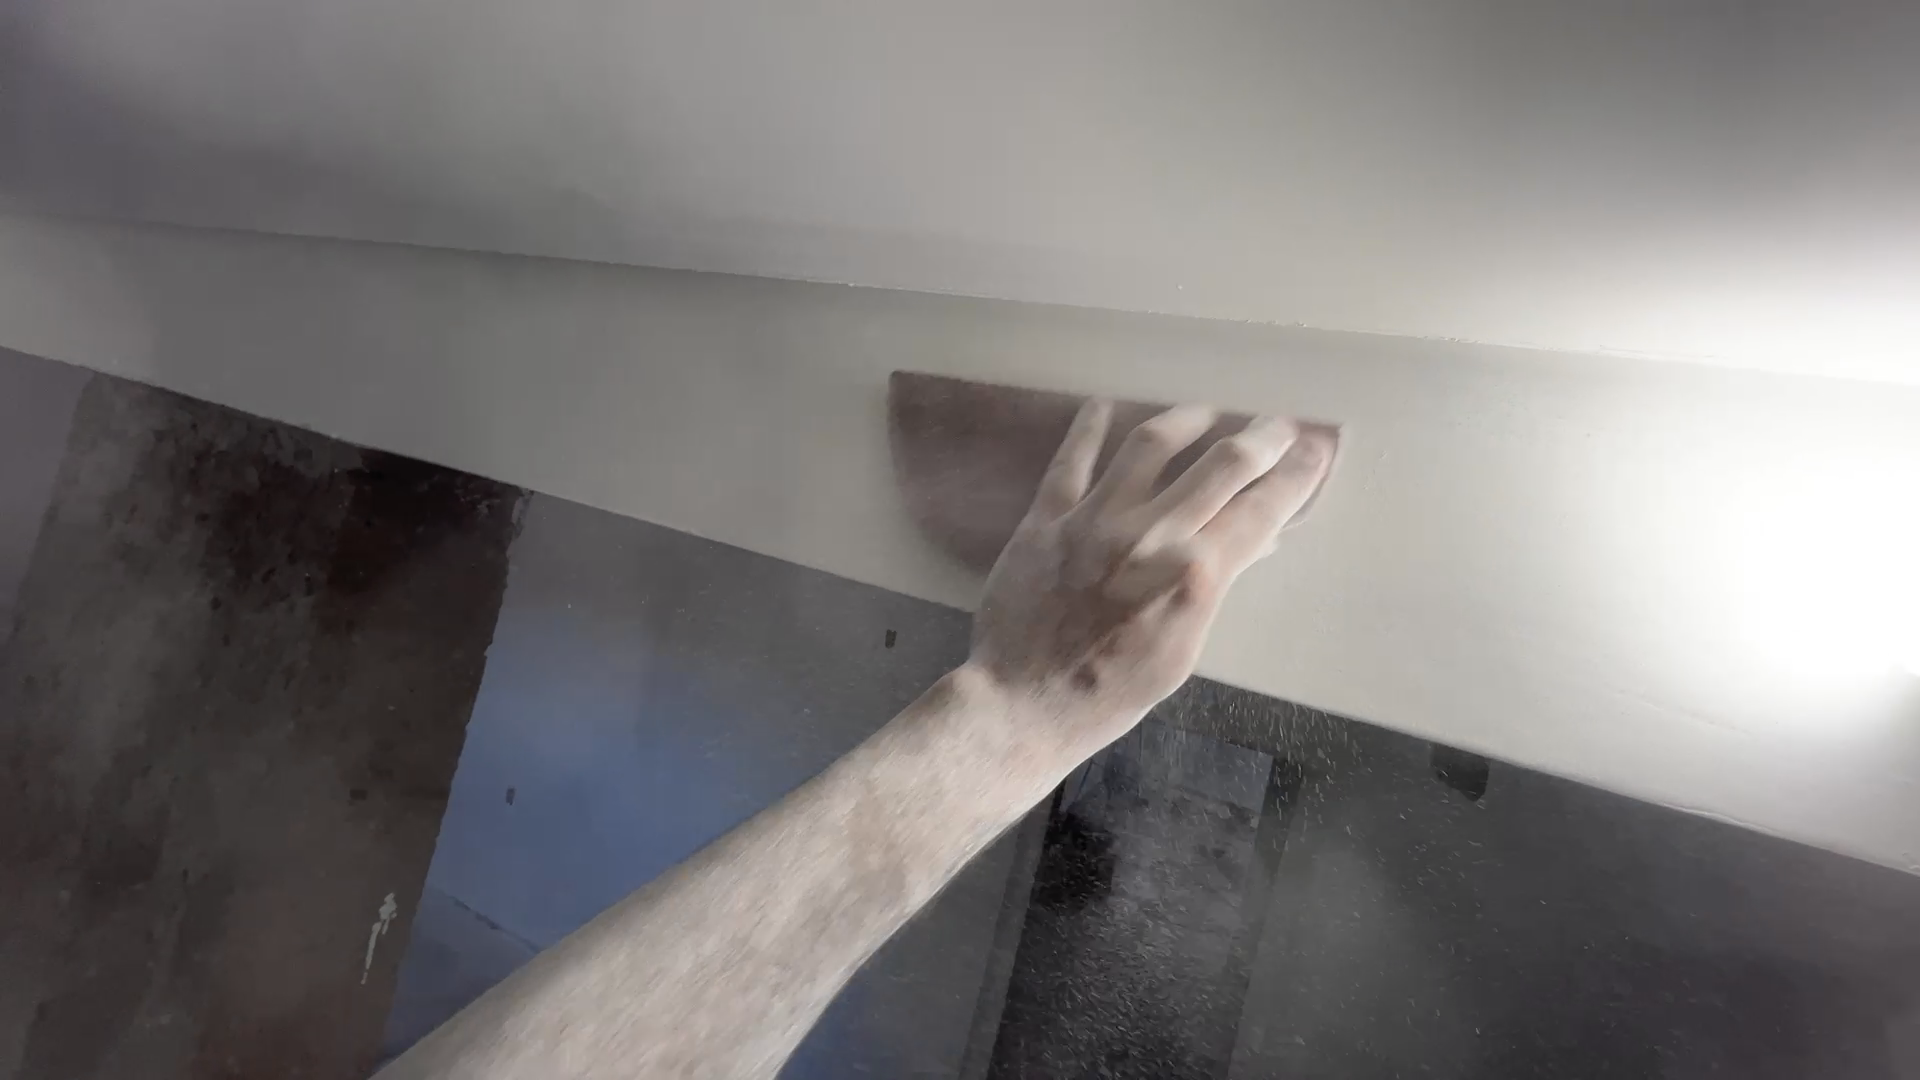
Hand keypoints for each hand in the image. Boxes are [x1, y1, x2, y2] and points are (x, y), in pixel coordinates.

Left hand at [967, 399, 1336, 763]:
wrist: (1023, 702)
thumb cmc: (1110, 693)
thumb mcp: (1181, 652)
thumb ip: (1213, 588)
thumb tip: (1255, 540)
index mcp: (1195, 576)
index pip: (1262, 509)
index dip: (1297, 473)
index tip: (1316, 447)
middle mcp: (1151, 535)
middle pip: (1220, 465)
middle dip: (1260, 437)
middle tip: (1275, 423)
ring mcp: (1093, 521)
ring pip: (1148, 446)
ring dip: (1184, 419)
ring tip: (1202, 411)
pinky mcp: (1044, 519)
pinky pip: (1070, 461)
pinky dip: (1087, 428)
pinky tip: (1101, 405)